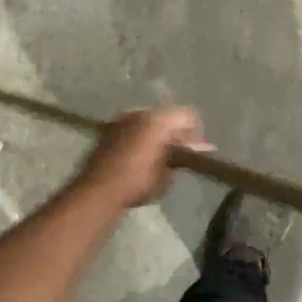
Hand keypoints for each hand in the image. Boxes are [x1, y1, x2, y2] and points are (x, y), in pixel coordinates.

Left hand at [74, 107, 209, 207]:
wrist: (99, 189)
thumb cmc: (138, 182)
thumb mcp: (167, 174)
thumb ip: (185, 157)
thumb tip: (203, 147)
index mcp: (160, 120)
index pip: (189, 115)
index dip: (195, 133)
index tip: (194, 151)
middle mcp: (141, 112)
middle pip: (168, 115)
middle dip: (175, 132)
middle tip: (176, 154)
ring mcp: (123, 117)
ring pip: (149, 119)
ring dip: (157, 133)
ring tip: (156, 155)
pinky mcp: (109, 127)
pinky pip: (133, 125)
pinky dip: (140, 135)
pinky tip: (138, 154)